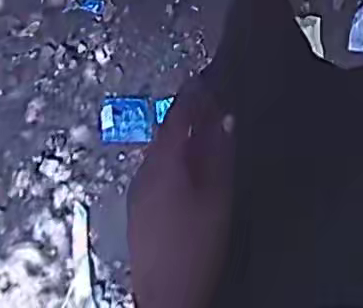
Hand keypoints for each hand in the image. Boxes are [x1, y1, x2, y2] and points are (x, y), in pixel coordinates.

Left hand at [128, 79, 235, 307]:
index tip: (208, 76)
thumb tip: (224, 116)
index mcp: (164, 160)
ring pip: (163, 148)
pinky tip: (191, 165)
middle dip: (189, 113)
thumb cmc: (195, 247)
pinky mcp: (139, 209)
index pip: (178, 112)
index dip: (195, 91)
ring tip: (206, 129)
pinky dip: (175, 156)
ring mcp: (139, 190)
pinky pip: (158, 167)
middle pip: (168, 129)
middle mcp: (145, 169)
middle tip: (212, 100)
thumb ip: (219, 148)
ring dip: (183, 135)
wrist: (168, 299)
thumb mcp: (218, 191)